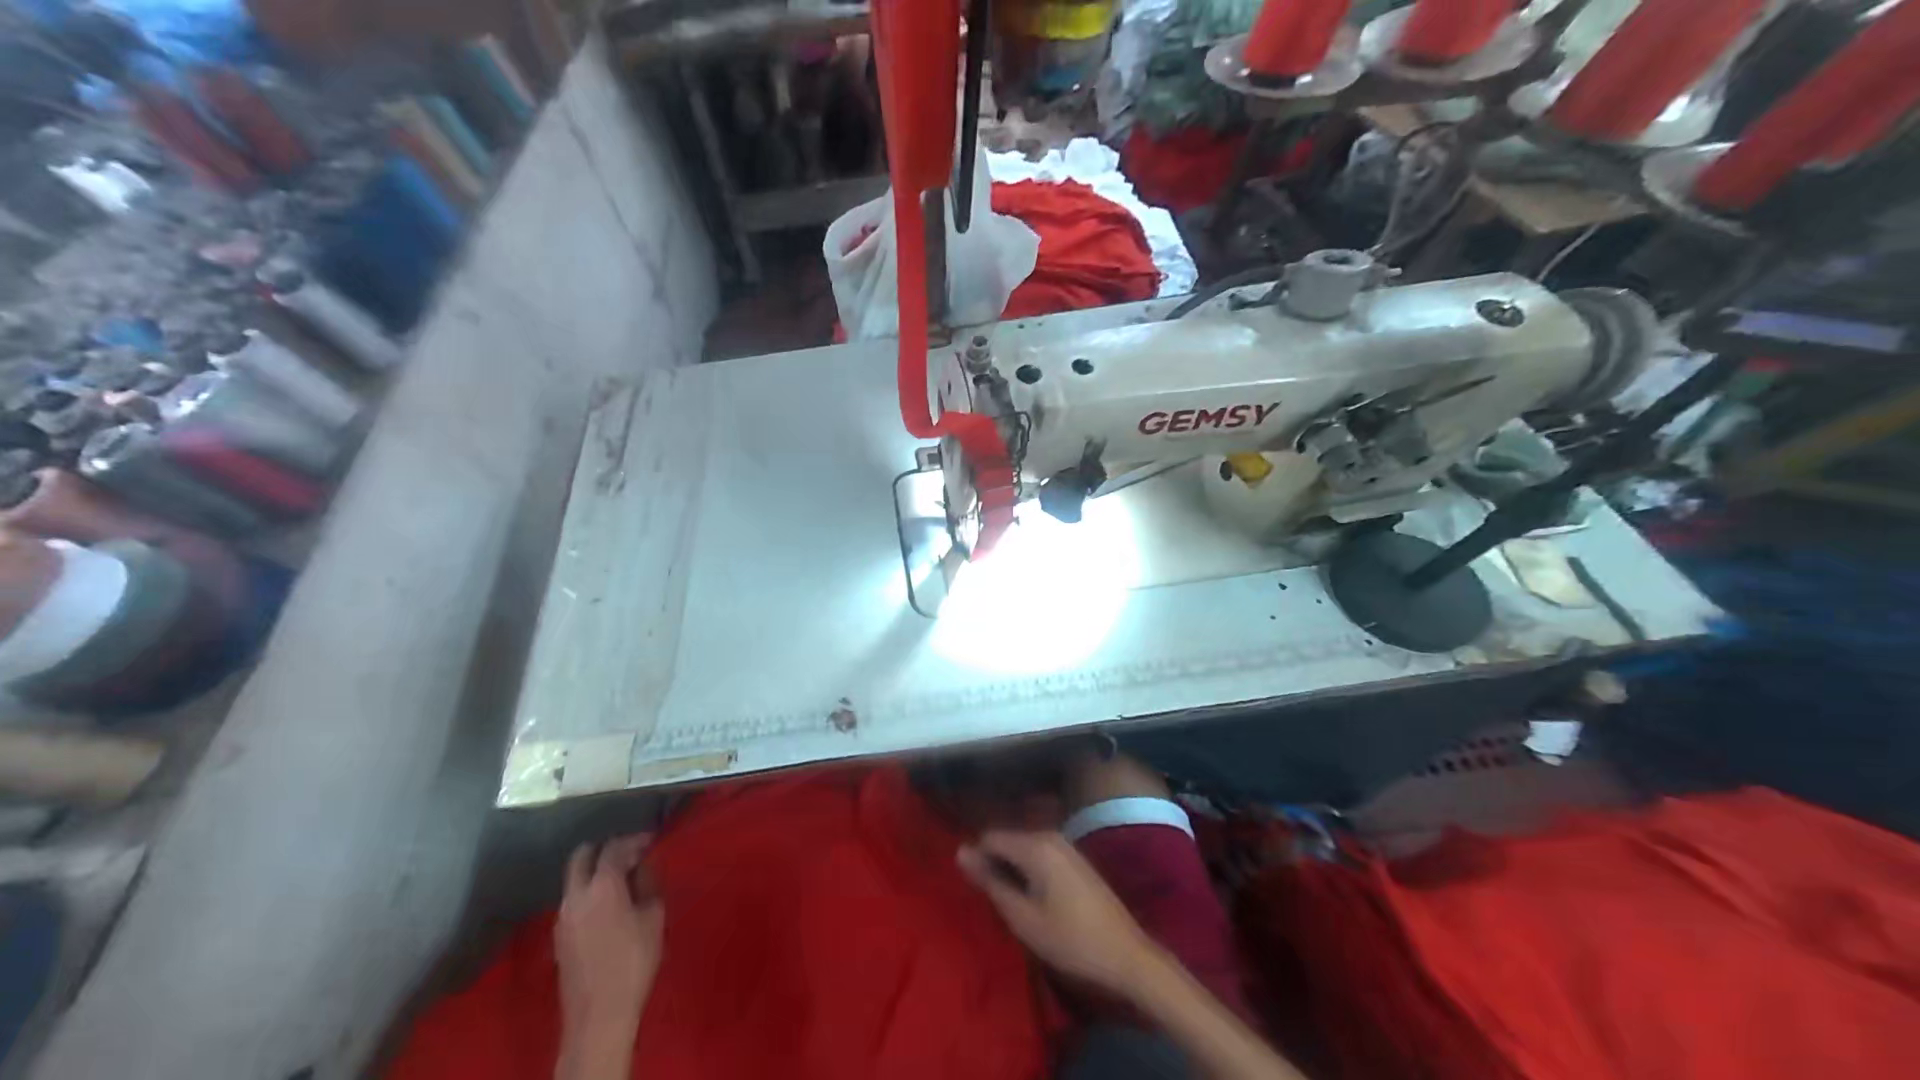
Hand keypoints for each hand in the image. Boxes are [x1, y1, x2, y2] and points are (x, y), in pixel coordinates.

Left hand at [556, 836, 664, 1034]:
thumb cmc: (634, 960)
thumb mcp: (653, 917)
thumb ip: (648, 885)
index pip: (613, 848)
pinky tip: (610, 904)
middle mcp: (575, 896)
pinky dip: (590, 891)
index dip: (634, 839)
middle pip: (582, 856)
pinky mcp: (559, 936)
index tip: (652, 839)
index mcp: (601, 886)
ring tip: (624, 879)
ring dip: (596, 871)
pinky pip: (574, 900)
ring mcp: (562, 917)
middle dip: (605, 848)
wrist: (599, 1013)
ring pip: (575, 879)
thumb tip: (644, 867)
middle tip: (630, 853)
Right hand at [957, 830, 1166, 996]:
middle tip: (993, 901)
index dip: (977, 860)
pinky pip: (1039, 855)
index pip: (990, 838)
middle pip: (1007, 840)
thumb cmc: (1070, 939)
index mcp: (1035, 845)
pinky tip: (1031, 898)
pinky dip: (1029, 871)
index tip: (975, 890)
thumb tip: (960, 852)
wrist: (1125, 954)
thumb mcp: (1022, 916)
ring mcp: (1065, 845)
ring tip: (1009, 902)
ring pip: (1023, 848)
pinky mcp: (1074, 859)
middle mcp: (1050, 836)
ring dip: (1012, 870)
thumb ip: (990, 881)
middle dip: (994, 864)